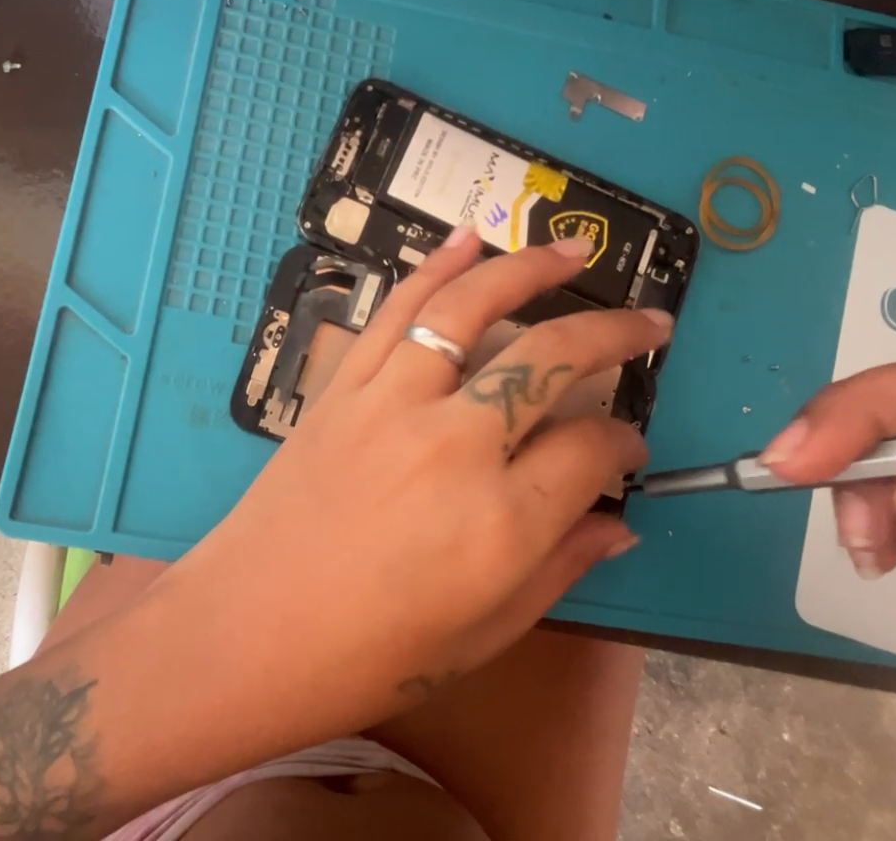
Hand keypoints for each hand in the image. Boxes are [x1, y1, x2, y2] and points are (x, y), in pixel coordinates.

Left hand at [152, 226, 669, 725]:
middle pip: (550, 361)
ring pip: (470, 311)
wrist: (247, 632)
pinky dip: (434, 269)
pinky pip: (395, 314)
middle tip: (649, 324)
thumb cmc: (368, 656)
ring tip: (573, 250)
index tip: (628, 446)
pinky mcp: (343, 389)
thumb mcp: (482, 634)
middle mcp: (454, 446)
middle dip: (614, 335)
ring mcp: (391, 406)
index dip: (623, 443)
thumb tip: (620, 523)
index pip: (591, 451)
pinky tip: (468, 239)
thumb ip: (559, 568)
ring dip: (528, 270)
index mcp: (502, 524)